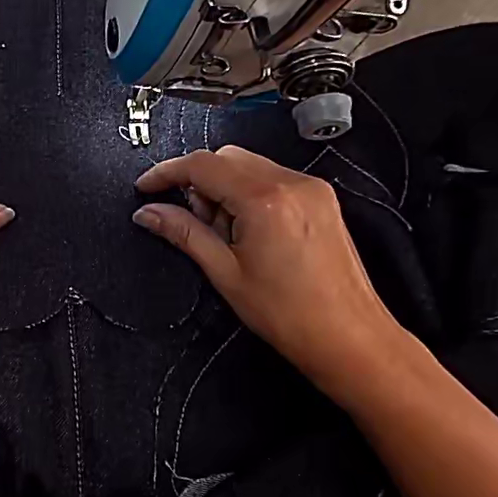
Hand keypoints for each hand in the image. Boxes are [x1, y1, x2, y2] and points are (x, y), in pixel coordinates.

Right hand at [132, 145, 403, 391]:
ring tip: (227, 235)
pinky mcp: (322, 197)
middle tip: (193, 222)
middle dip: (199, 183)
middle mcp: (291, 183)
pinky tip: (250, 230)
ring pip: (249, 166)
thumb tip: (150, 214)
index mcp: (265, 199)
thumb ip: (184, 234)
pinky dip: (250, 193)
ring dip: (225, 188)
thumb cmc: (293, 316)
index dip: (167, 173)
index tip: (147, 187)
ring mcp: (310, 187)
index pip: (202, 165)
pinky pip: (273, 177)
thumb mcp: (225, 274)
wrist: (350, 338)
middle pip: (226, 158)